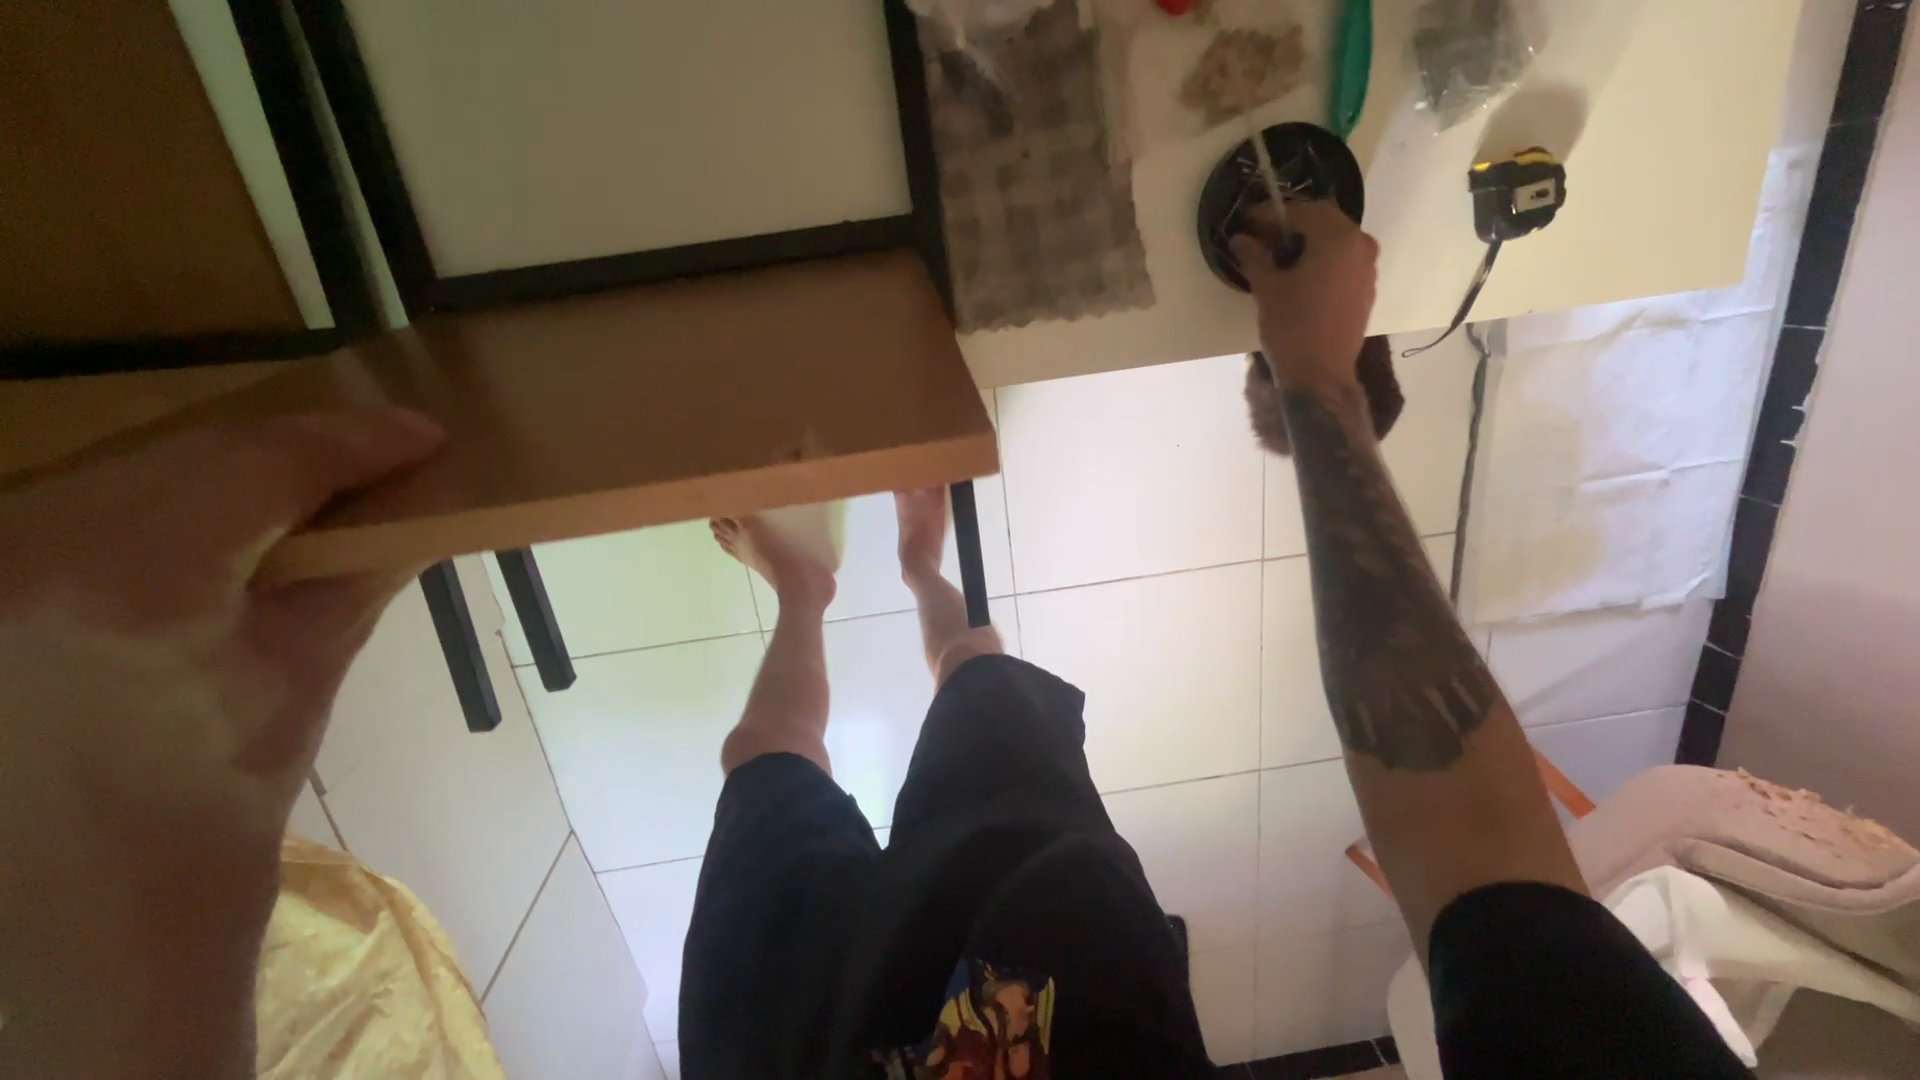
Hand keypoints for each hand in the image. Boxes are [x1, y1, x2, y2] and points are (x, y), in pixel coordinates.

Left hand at [0, 407, 441, 1075]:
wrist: (71, 910)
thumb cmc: (206, 808)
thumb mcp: (296, 682)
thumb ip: (354, 578)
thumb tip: (416, 512)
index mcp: (122, 583)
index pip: (257, 463)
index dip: (353, 438)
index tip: (423, 433)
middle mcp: (17, 550)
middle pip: (190, 452)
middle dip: (299, 448)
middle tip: (387, 456)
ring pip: (134, 469)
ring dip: (236, 470)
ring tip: (322, 484)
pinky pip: (89, 506)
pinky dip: (174, 500)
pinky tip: (230, 519)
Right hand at [1229, 199, 1380, 397]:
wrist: (1320, 375)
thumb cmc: (1292, 329)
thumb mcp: (1267, 289)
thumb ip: (1254, 257)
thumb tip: (1240, 239)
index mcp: (1338, 239)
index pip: (1302, 212)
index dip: (1271, 213)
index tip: (1247, 218)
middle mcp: (1360, 245)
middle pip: (1324, 220)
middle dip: (1292, 223)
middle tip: (1261, 232)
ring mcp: (1367, 267)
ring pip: (1335, 239)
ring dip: (1307, 239)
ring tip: (1277, 252)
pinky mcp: (1365, 287)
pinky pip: (1342, 259)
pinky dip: (1320, 256)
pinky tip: (1298, 270)